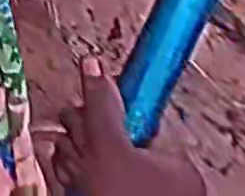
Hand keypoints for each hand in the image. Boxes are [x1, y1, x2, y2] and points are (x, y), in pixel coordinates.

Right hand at [50, 57, 206, 195]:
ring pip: (87, 151)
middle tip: (84, 155)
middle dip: (81, 139)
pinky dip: (71, 174)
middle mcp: (156, 173)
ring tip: (79, 176)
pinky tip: (74, 184)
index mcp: (172, 161)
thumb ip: (100, 103)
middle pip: (103, 132)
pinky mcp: (106, 194)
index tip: (91, 124)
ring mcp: (131, 186)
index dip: (104, 115)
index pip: (129, 116)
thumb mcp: (109, 147)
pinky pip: (81, 170)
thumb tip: (93, 61)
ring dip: (72, 158)